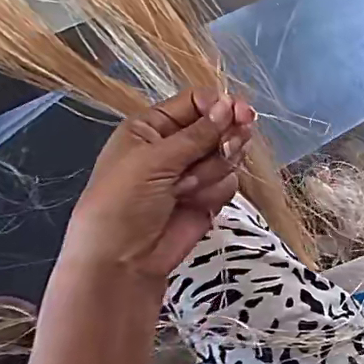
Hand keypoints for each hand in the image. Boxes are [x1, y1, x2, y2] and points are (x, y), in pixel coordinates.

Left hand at [61, 88, 253, 290]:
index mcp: (153, 127)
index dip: (220, 106)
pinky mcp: (208, 196)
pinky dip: (215, 192)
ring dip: (212, 171)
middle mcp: (176, 145)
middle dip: (224, 138)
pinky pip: (230, 182)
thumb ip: (197, 134)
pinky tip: (195, 204)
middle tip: (228, 147)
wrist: (124, 261)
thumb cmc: (123, 202)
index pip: (196, 102)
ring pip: (228, 155)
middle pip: (219, 126)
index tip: (241, 113)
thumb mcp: (154, 160)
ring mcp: (194, 171)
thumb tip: (229, 105)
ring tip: (186, 190)